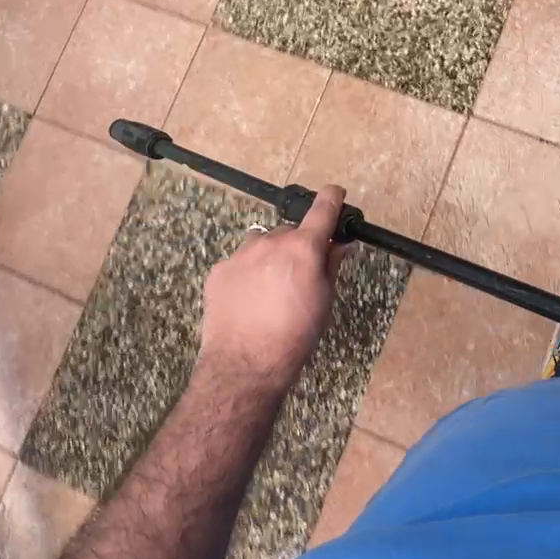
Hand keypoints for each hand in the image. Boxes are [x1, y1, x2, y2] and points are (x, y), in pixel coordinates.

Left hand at [197, 185, 349, 386]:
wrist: (245, 365)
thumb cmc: (295, 335)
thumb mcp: (324, 299)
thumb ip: (331, 264)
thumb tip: (340, 245)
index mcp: (303, 247)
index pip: (322, 208)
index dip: (331, 198)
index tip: (334, 193)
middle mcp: (272, 241)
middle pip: (291, 232)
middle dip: (299, 245)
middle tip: (302, 274)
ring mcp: (242, 254)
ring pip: (264, 244)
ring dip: (272, 256)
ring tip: (272, 290)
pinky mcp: (219, 270)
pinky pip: (241, 262)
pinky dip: (249, 273)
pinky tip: (250, 299)